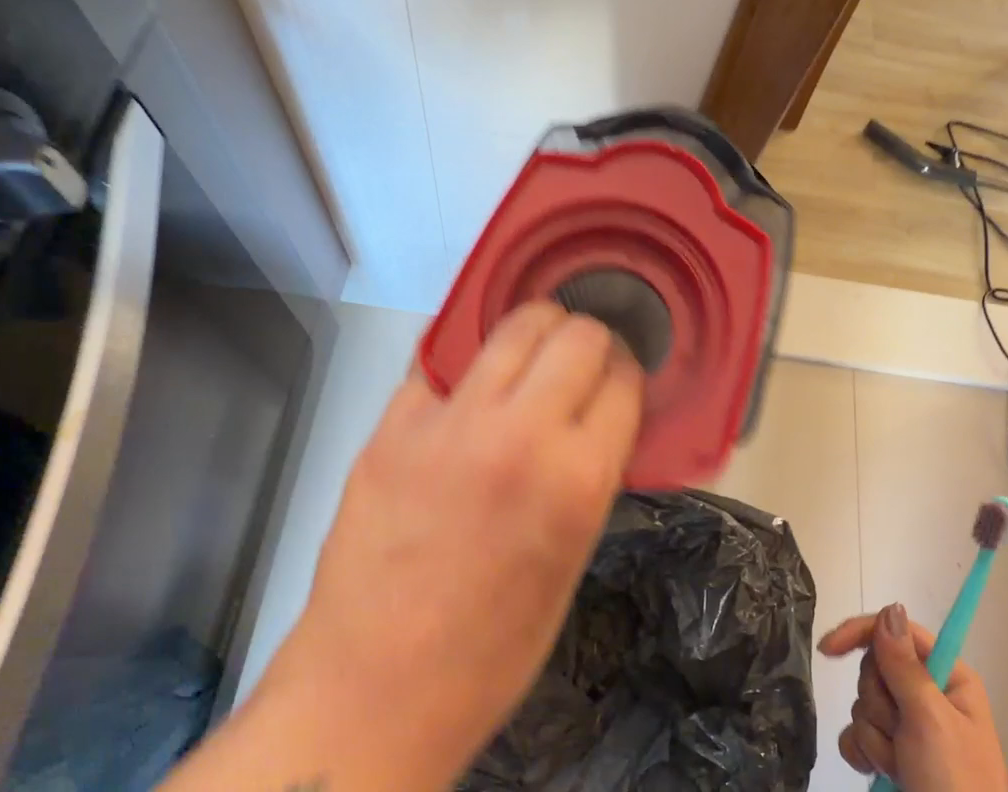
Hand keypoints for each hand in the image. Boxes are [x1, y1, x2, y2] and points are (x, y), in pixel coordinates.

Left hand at [163, 302, 644, 791]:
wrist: (379, 682)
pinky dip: (466, 363)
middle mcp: (521, 432)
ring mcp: (451, 421)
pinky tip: (469, 383)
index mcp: (578, 477)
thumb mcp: (572, 559)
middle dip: (590, 339)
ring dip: (535, 328)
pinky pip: (442, 360)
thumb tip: (596, 421)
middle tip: (580, 360)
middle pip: (577, 335)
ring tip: (532, 348)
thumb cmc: (493, 645)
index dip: (628, 374)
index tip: (619, 379)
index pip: (624, 380)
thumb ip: (589, 477)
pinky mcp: (393, 423)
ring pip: (512, 325)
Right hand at [819, 605, 1007, 791]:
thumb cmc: (954, 784)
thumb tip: (891, 608)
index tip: (828, 649)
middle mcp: (928, 695)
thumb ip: (904, 666)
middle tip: (901, 734)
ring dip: (875, 737)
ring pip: (864, 704)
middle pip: (875, 670)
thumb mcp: (930, 721)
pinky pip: (857, 734)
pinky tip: (878, 770)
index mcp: (948, 678)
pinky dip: (863, 752)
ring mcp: (909, 727)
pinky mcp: (891, 753)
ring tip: (900, 764)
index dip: (861, 635)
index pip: (897, 633)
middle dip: (878, 703)